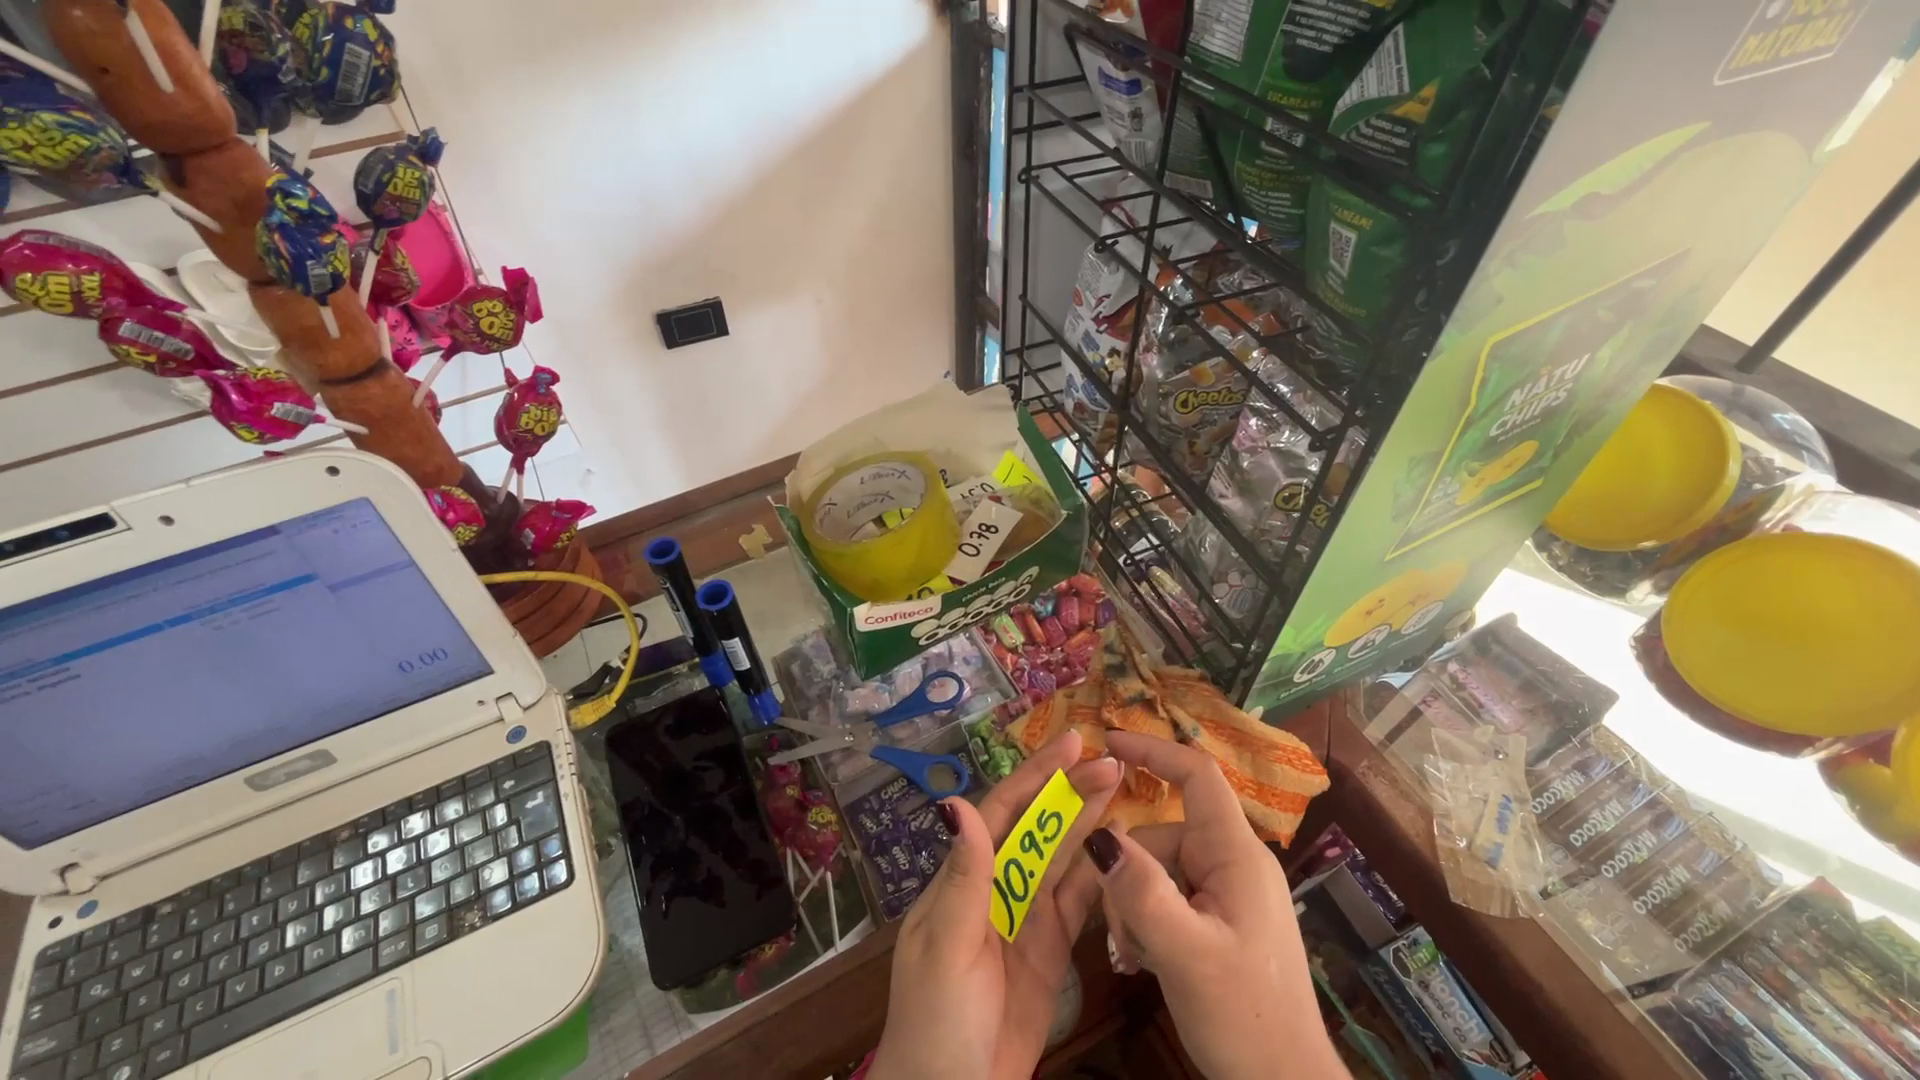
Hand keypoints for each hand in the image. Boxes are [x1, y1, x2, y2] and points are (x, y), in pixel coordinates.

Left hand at [869, 730, 1122, 1079]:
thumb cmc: (936, 1017)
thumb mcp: (947, 945)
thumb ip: (963, 876)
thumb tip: (954, 803)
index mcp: (963, 879)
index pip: (1001, 813)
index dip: (1034, 776)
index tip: (1070, 742)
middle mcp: (995, 888)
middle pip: (1037, 829)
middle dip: (1069, 792)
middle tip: (1112, 762)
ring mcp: (1025, 919)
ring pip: (1061, 860)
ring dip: (1087, 823)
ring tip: (1120, 787)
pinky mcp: (1050, 950)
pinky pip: (1076, 903)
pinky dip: (1097, 873)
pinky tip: (1119, 847)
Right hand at [1061, 731, 1345, 1079]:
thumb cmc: (1244, 1017)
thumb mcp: (1184, 953)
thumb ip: (1142, 892)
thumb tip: (1099, 837)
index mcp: (1236, 855)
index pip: (1197, 777)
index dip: (1154, 752)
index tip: (1107, 742)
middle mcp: (1233, 864)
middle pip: (1161, 836)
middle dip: (1129, 876)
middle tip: (1121, 933)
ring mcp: (1227, 894)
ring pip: (1157, 871)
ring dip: (1135, 908)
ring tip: (1136, 957)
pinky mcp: (1219, 921)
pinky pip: (1169, 899)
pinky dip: (1148, 923)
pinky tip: (1144, 960)